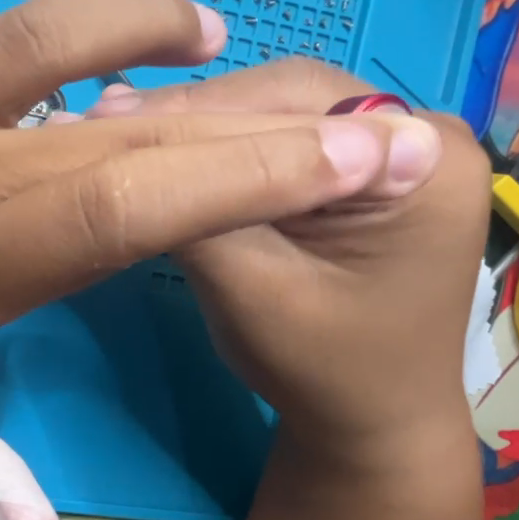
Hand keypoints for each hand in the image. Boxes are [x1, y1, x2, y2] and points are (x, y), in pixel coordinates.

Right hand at [88, 59, 488, 450]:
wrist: (366, 421)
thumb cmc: (318, 365)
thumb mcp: (249, 292)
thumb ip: (201, 220)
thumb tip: (118, 158)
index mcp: (421, 158)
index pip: (291, 102)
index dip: (192, 108)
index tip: (100, 118)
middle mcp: (421, 134)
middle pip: (286, 98)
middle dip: (190, 111)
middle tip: (96, 120)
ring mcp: (392, 151)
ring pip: (277, 115)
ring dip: (197, 126)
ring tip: (114, 131)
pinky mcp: (359, 174)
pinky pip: (281, 143)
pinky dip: (218, 147)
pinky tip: (163, 153)